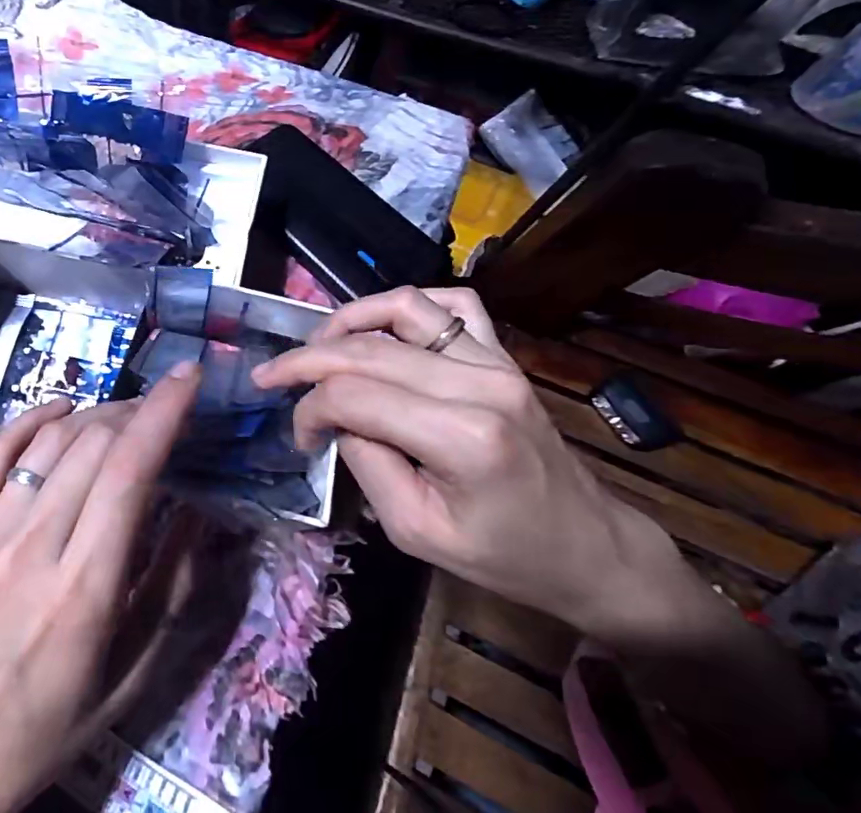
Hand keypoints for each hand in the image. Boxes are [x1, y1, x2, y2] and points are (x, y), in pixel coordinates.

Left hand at [0, 363, 201, 812]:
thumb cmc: (42, 728)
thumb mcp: (127, 678)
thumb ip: (170, 591)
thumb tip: (199, 515)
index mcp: (84, 589)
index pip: (129, 471)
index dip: (164, 414)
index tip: (189, 378)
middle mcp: (33, 546)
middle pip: (93, 445)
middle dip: (139, 410)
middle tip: (166, 408)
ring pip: (50, 442)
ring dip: (97, 413)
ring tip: (127, 412)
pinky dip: (32, 419)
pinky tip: (63, 410)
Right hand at [250, 287, 689, 639]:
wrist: (588, 547)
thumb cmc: (504, 556)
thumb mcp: (417, 534)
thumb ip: (367, 465)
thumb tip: (337, 418)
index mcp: (462, 437)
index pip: (355, 396)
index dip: (310, 409)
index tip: (298, 437)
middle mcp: (479, 381)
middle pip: (369, 347)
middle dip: (307, 360)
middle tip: (272, 378)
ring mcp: (496, 360)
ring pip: (404, 307)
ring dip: (349, 320)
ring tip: (318, 347)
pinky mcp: (503, 355)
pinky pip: (451, 304)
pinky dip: (406, 305)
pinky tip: (382, 328)